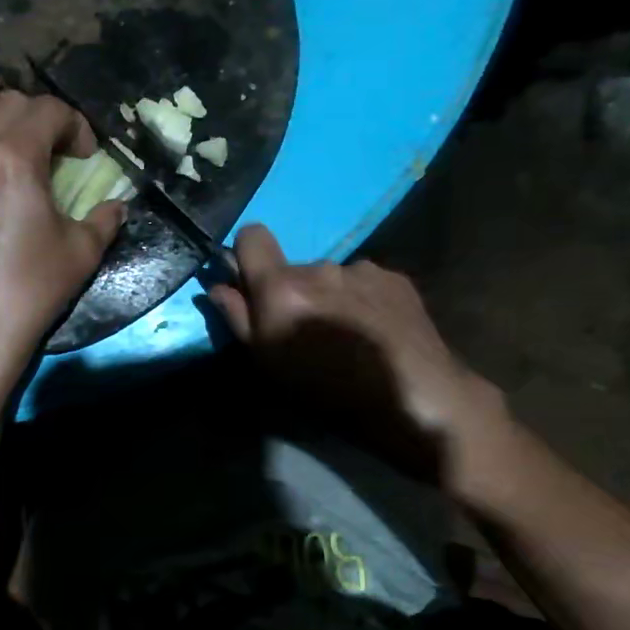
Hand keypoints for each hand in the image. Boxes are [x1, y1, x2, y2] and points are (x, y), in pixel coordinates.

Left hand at [0, 91, 125, 403]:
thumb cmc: (32, 288)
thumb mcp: (82, 251)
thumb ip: (104, 217)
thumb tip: (115, 205)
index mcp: (12, 159)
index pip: (47, 109)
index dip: (76, 125)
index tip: (87, 157)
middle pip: (10, 104)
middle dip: (42, 119)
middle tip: (61, 155)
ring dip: (13, 134)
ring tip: (32, 171)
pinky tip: (2, 190)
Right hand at [207, 225, 498, 459]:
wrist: (412, 395)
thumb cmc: (327, 387)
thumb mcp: (267, 362)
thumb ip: (238, 317)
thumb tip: (217, 286)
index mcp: (280, 286)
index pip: (251, 235)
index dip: (246, 252)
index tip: (251, 279)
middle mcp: (318, 266)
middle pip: (292, 267)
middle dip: (292, 290)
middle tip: (307, 329)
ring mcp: (360, 268)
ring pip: (330, 276)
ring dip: (329, 295)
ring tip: (347, 333)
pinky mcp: (393, 277)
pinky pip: (363, 281)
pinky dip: (361, 298)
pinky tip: (375, 328)